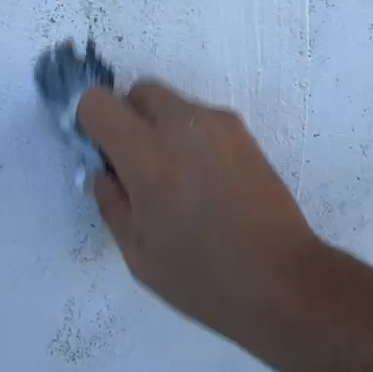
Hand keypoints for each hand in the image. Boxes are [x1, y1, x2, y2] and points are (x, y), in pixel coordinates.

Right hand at [76, 82, 319, 343]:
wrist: (282, 280)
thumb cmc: (204, 278)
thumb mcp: (138, 255)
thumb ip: (111, 202)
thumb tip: (104, 169)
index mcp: (148, 157)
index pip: (98, 103)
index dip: (90, 123)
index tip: (101, 153)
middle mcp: (181, 126)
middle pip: (136, 91)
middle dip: (127, 118)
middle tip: (136, 165)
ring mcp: (216, 122)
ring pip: (170, 101)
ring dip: (159, 126)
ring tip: (176, 178)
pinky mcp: (241, 129)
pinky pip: (199, 116)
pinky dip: (188, 135)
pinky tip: (204, 180)